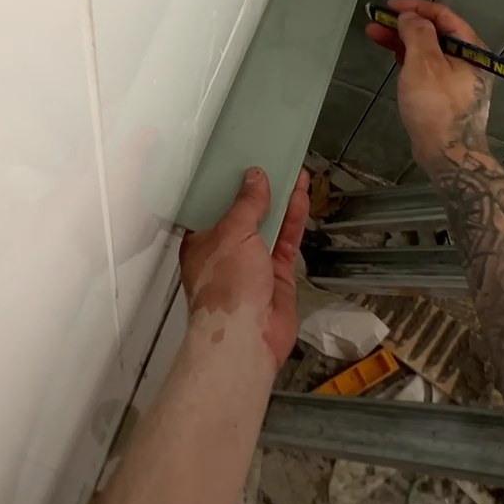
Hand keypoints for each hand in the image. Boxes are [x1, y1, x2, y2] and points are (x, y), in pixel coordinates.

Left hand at [178, 166, 310, 367]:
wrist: (245, 339)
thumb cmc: (224, 292)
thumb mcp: (232, 233)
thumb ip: (247, 203)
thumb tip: (255, 178)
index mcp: (202, 241)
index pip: (214, 206)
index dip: (229, 185)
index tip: (242, 164)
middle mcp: (226, 251)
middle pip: (245, 213)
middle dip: (260, 190)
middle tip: (273, 164)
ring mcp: (252, 263)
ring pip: (269, 224)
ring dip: (282, 200)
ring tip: (294, 173)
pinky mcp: (276, 274)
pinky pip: (286, 240)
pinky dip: (294, 219)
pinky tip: (301, 199)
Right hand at [365, 0, 492, 160]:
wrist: (448, 155)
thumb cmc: (436, 107)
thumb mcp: (424, 64)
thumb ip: (417, 34)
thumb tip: (410, 16)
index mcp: (470, 48)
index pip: (442, 15)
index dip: (415, 7)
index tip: (389, 6)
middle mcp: (468, 59)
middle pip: (434, 32)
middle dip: (404, 24)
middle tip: (376, 21)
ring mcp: (457, 77)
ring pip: (428, 49)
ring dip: (402, 40)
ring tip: (375, 35)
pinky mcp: (446, 92)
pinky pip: (427, 66)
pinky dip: (409, 58)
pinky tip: (393, 56)